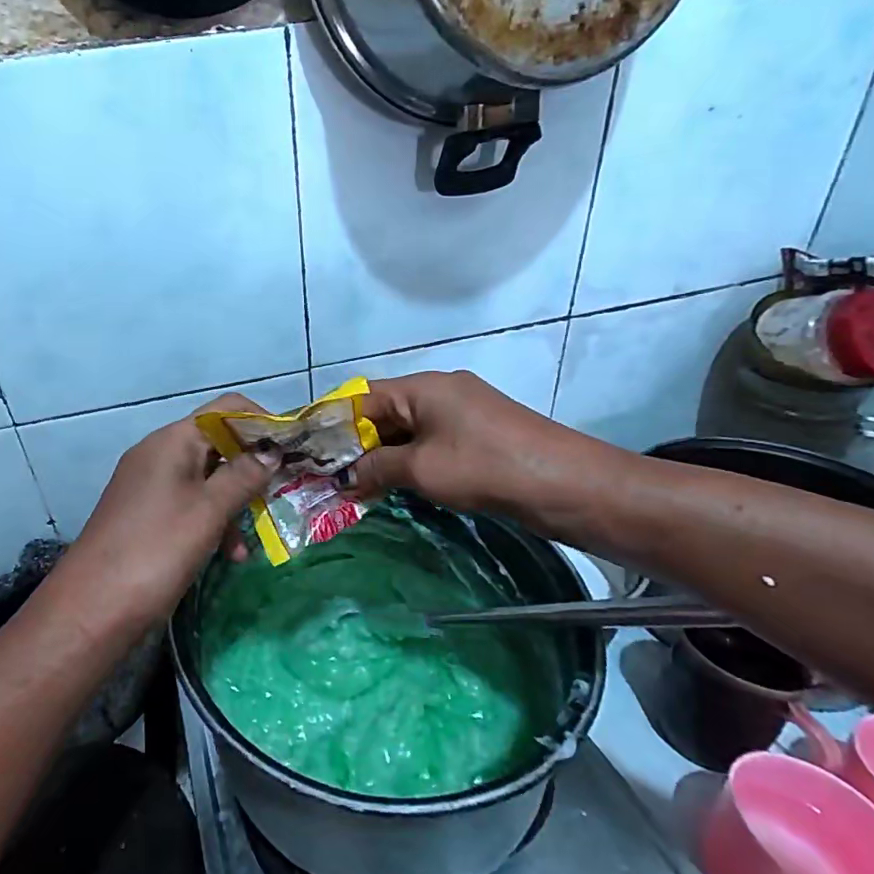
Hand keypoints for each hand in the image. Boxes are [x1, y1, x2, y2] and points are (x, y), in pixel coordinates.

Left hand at [58, 394, 275, 627]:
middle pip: (218, 444)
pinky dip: (213, 523)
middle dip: (252, 469)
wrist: (92, 607)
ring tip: (253, 542)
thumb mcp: (209, 511)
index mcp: (172, 440)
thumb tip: (271, 449)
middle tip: (283, 495)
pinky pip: (190, 505)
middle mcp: (159, 454)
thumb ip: (244, 476)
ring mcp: (150, 485)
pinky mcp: (146, 515)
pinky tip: (231, 556)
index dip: (262, 424)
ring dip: (235, 504)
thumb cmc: (157, 549)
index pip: (226, 410)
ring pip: (207, 480)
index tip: (293, 451)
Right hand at [345, 371, 631, 532]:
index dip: (332, 424)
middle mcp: (438, 391)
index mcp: (422, 387)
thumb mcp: (421, 468)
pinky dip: (405, 462)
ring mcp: (459, 414)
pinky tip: (388, 486)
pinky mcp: (475, 436)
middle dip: (354, 445)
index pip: (361, 398)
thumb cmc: (484, 466)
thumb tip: (344, 479)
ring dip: (379, 457)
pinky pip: (427, 443)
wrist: (565, 485)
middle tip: (325, 476)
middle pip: (382, 413)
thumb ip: (376, 469)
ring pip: (404, 431)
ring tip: (350, 486)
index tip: (308, 452)